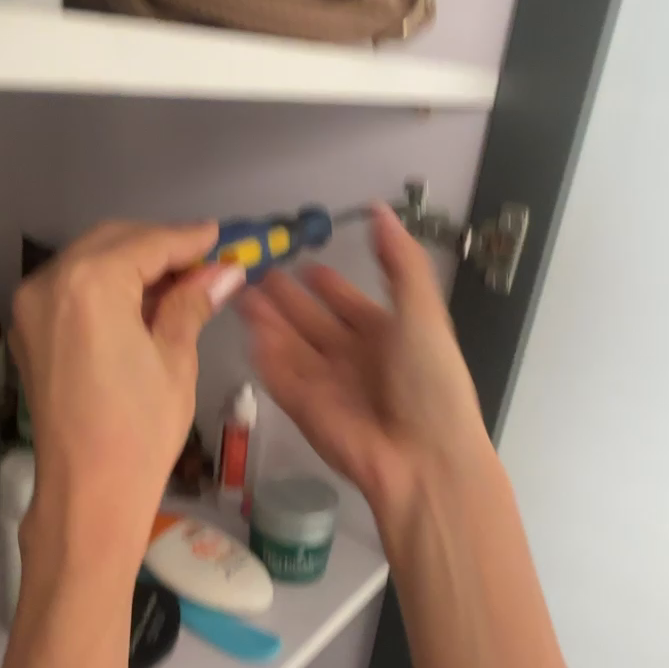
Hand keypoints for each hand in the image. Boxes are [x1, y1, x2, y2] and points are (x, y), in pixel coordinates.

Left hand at [12, 222, 246, 538]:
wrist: (87, 492)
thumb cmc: (140, 429)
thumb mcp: (175, 359)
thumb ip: (191, 302)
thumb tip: (224, 272)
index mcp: (90, 283)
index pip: (147, 243)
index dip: (188, 240)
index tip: (220, 238)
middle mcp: (49, 282)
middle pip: (112, 242)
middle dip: (158, 247)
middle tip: (203, 263)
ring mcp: (31, 308)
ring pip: (87, 262)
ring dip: (131, 264)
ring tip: (177, 285)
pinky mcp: (28, 332)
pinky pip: (70, 289)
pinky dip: (104, 286)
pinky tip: (138, 305)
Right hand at [240, 204, 491, 525]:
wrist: (421, 457)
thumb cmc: (429, 380)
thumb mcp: (422, 311)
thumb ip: (399, 261)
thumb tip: (379, 210)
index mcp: (386, 335)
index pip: (348, 303)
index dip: (326, 283)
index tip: (301, 259)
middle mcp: (353, 357)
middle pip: (310, 321)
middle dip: (285, 297)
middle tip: (255, 269)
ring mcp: (325, 382)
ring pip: (289, 343)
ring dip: (266, 317)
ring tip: (239, 289)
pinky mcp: (301, 406)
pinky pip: (278, 373)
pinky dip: (263, 352)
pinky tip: (246, 327)